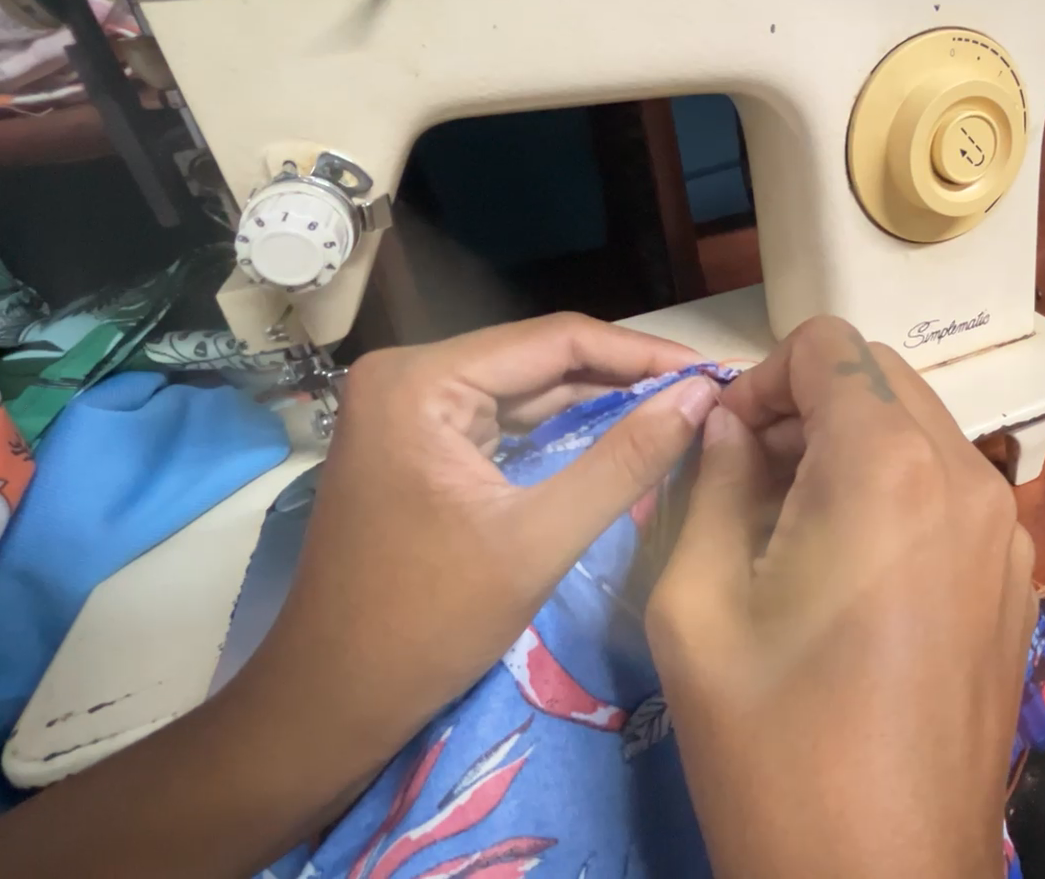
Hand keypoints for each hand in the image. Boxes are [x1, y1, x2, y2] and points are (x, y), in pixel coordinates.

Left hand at [227, 313, 721, 771]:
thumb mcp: (539, 539)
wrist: (329, 704)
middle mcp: (412, 375)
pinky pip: (513, 418)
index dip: (645, 353)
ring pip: (533, 387)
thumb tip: (703, 396)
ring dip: (606, 400)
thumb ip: (626, 461)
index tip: (715, 373)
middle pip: (545, 358)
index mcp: (423, 381)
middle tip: (708, 393)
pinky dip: (571, 428)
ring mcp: (414, 408)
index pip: (558, 340)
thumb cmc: (426, 625)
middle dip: (629, 376)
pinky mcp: (425, 441)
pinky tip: (625, 434)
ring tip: (682, 409)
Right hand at [647, 317, 1035, 878]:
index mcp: (888, 466)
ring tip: (796, 525)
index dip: (765, 374)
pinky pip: (951, 488)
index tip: (730, 439)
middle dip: (807, 403)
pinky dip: (898, 490)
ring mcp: (1005, 528)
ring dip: (853, 445)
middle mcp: (966, 476)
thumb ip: (713, 481)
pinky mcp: (1018, 578)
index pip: (829, 345)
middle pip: (880, 378)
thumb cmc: (772, 746)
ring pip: (919, 428)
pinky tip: (857, 569)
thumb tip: (731, 422)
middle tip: (751, 478)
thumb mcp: (698, 605)